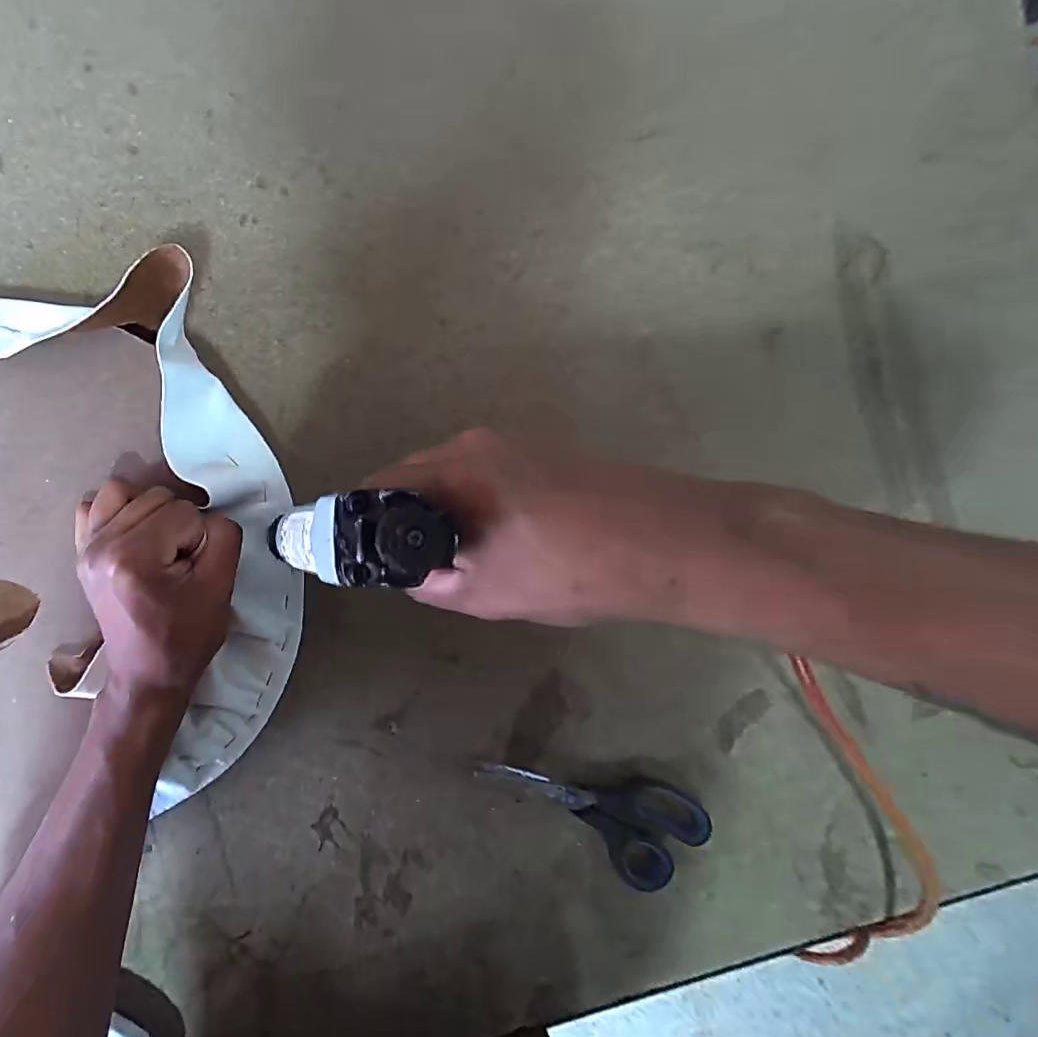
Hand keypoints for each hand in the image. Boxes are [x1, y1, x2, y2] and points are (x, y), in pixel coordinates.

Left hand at [74, 479, 242, 699]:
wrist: (146, 675)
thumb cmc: (185, 639)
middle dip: (177, 525)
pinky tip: (133, 535)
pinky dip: (117, 510)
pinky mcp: (81, 551)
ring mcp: (86, 547)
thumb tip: (210, 515)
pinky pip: (94, 505)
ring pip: (125, 491)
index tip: (193, 574)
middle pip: (156, 497)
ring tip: (159, 544)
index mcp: (133, 557)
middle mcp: (101, 545)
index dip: (199, 540)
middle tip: (179, 564)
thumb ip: (224, 538)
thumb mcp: (219, 589)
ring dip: (150, 511)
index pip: (184, 512)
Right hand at [363, 429, 735, 625]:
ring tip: (463, 556)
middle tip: (414, 562)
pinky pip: (487, 477)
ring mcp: (514, 444)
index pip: (381, 484)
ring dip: (444, 512)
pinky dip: (476, 505)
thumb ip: (433, 582)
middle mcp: (477, 444)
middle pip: (416, 476)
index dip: (364, 519)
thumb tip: (412, 573)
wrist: (674, 544)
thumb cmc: (569, 569)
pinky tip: (503, 540)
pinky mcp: (544, 453)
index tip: (364, 550)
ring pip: (454, 478)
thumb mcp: (485, 592)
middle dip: (405, 518)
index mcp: (455, 469)